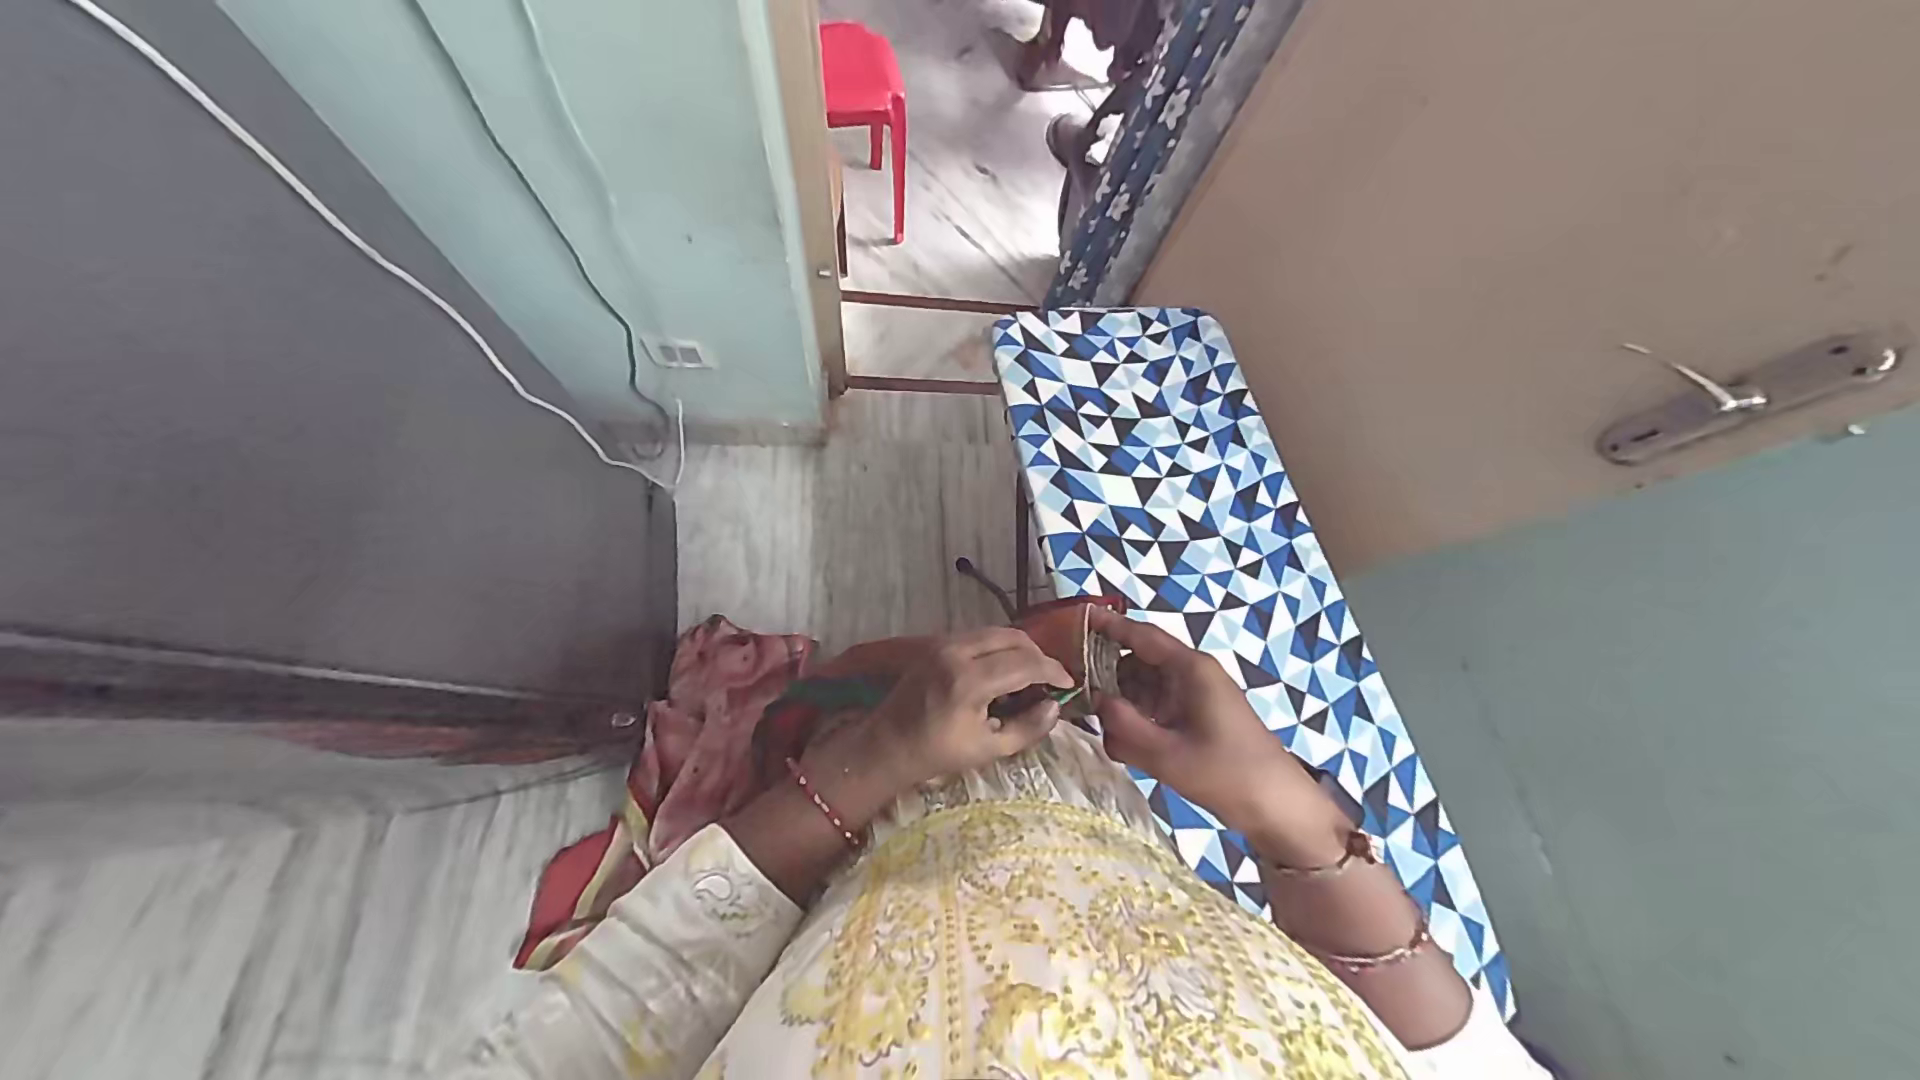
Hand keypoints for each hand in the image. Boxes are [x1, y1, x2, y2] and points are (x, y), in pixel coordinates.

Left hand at [854, 627, 1074, 787]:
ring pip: (996, 632)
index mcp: (968, 681)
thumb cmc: (936, 753)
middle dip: (1038, 656)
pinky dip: (998, 647)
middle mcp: (956, 652)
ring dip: (1019, 648)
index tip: (1069, 684)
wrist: (886, 745)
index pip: (1025, 663)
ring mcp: (943, 643)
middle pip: (1013, 638)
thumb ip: (1027, 727)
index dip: (1053, 671)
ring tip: (1030, 675)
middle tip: (1050, 680)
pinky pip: (978, 635)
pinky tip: (1003, 670)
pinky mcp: (936, 643)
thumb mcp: (988, 749)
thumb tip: (1055, 706)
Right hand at [1089, 608, 1350, 865]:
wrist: (1279, 810)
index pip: (1143, 636)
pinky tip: (1121, 743)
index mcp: (1191, 670)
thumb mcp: (1166, 754)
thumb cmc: (1227, 775)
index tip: (1079, 616)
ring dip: (1120, 703)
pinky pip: (1154, 708)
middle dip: (1106, 675)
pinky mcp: (1194, 718)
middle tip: (1072, 686)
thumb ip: (1123, 724)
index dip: (1109, 625)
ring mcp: (1193, 697)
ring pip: (1143, 687)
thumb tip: (1094, 700)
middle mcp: (1191, 676)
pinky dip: (1136, 720)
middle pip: (1137, 662)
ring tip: (1093, 722)